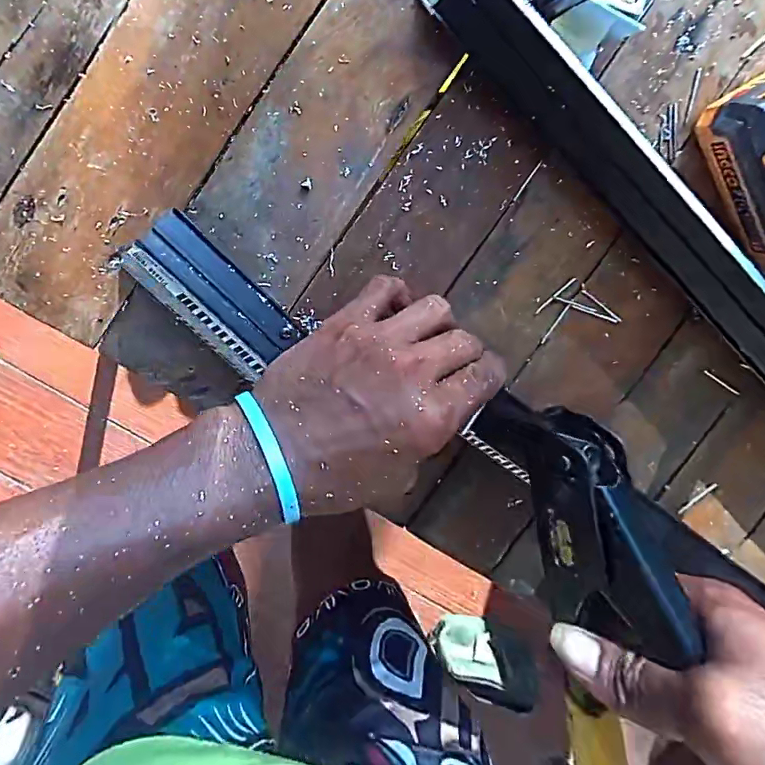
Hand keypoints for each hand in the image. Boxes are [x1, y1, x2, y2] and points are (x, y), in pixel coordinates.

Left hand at [246, 276, 505, 516]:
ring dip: (436, 323)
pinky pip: (384, 287)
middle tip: (448, 363)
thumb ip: (429, 434)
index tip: (481, 376)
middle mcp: (413, 371)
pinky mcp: (346, 322)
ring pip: (435, 307)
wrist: (275, 452)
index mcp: (433, 415)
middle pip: (465, 340)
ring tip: (421, 336)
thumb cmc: (336, 476)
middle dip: (465, 353)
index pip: (486, 375)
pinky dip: (396, 294)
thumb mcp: (400, 474)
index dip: (489, 374)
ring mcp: (378, 340)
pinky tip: (392, 311)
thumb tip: (439, 407)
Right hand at [550, 576, 764, 764]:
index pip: (630, 588)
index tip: (548, 646)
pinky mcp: (760, 761)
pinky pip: (695, 761)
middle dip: (610, 697)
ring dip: (640, 750)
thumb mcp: (715, 712)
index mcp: (715, 614)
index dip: (588, 610)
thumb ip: (634, 676)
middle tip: (583, 724)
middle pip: (639, 660)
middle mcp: (724, 652)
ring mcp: (743, 711)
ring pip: (662, 717)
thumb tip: (557, 634)